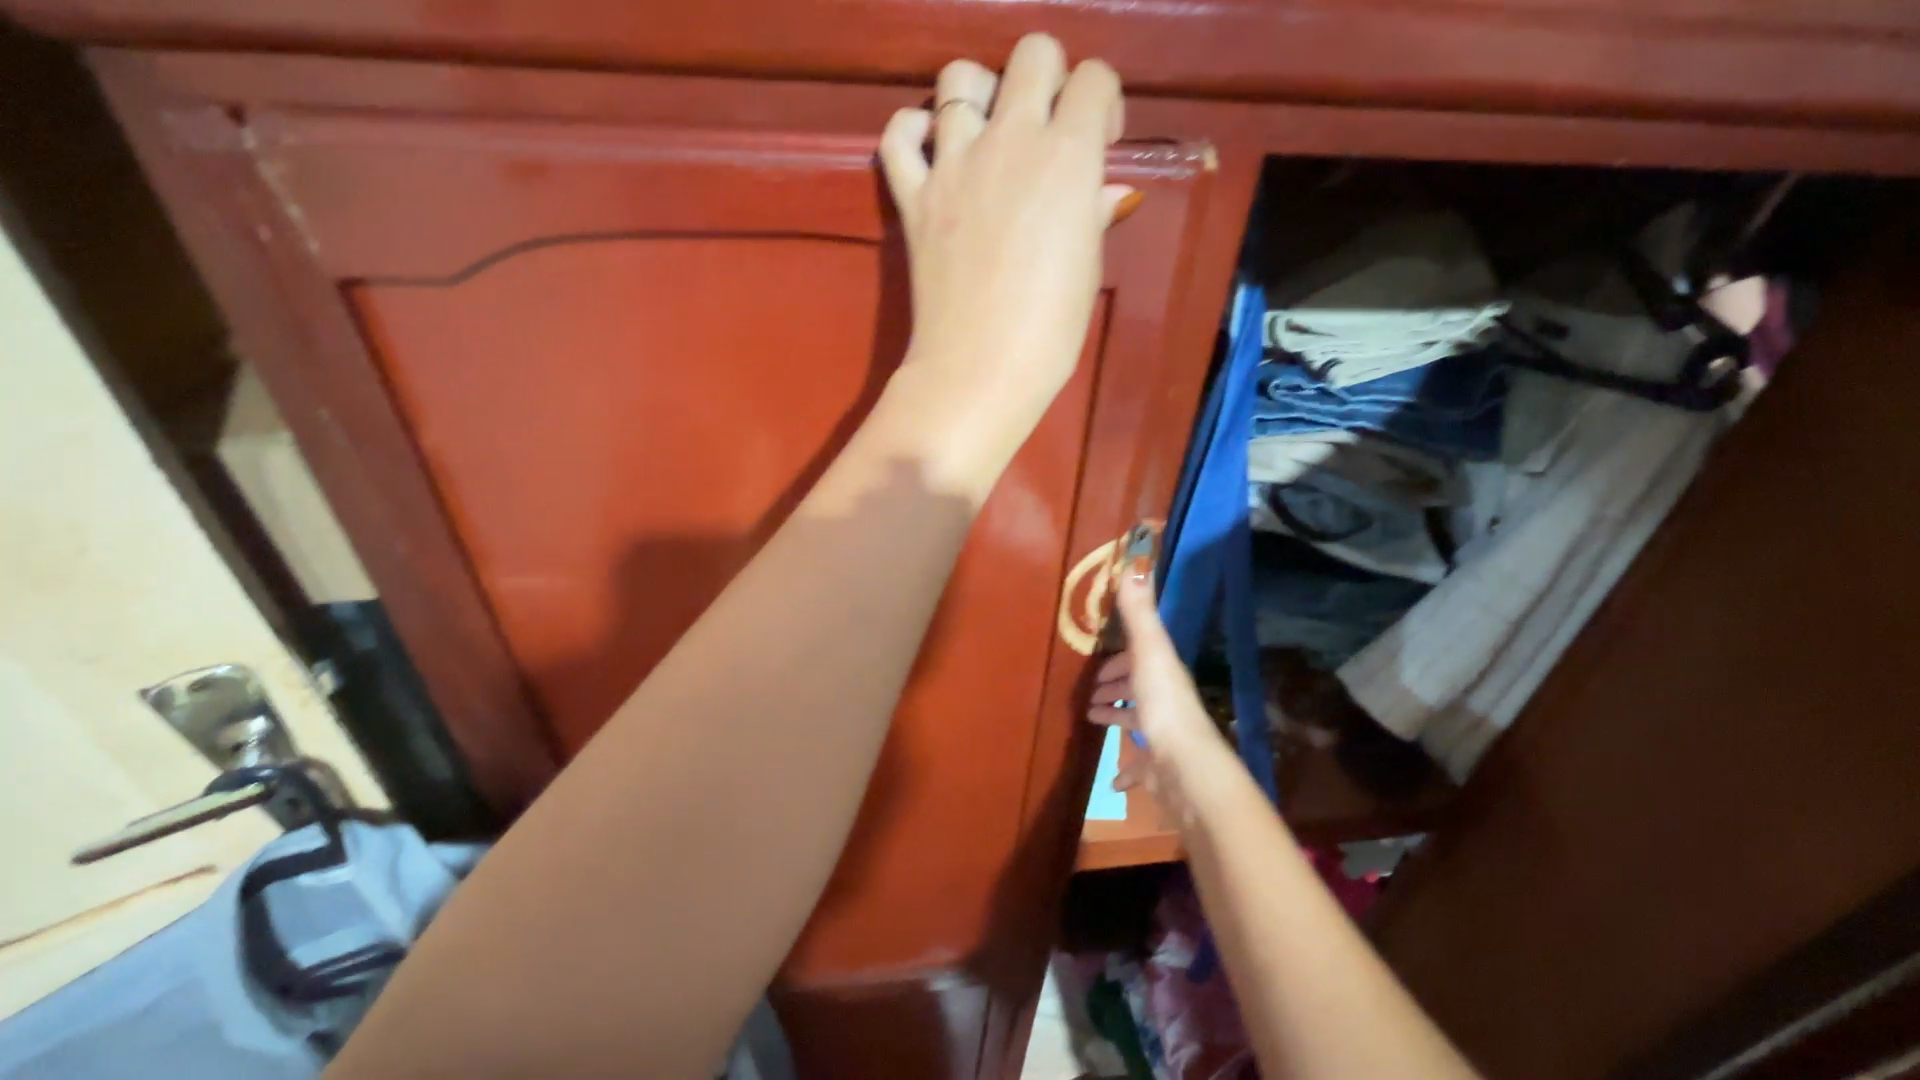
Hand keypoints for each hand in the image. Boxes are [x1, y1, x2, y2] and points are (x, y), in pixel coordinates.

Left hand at [878, 34, 1135, 437]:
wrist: (980, 368)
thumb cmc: (1050, 329)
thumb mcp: (1088, 266)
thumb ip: (1092, 213)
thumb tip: (1102, 192)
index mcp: (1069, 156)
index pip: (1094, 79)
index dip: (1103, 102)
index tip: (1101, 139)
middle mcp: (1011, 140)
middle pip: (1032, 54)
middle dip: (1049, 77)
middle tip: (1048, 126)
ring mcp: (954, 163)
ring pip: (959, 78)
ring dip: (980, 95)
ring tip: (988, 133)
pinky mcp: (912, 194)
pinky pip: (899, 134)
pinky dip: (913, 130)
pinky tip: (932, 150)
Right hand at [1087, 575, 1230, 822]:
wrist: (1185, 767)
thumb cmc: (1164, 704)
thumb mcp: (1149, 652)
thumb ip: (1139, 615)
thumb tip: (1134, 567)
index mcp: (1164, 675)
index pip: (1142, 659)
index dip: (1120, 659)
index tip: (1097, 662)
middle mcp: (1166, 704)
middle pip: (1139, 690)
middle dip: (1115, 687)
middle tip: (1090, 691)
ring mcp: (1163, 739)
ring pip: (1137, 723)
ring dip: (1116, 717)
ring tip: (1092, 718)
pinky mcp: (1156, 770)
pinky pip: (1138, 768)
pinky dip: (1126, 771)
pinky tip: (1114, 780)